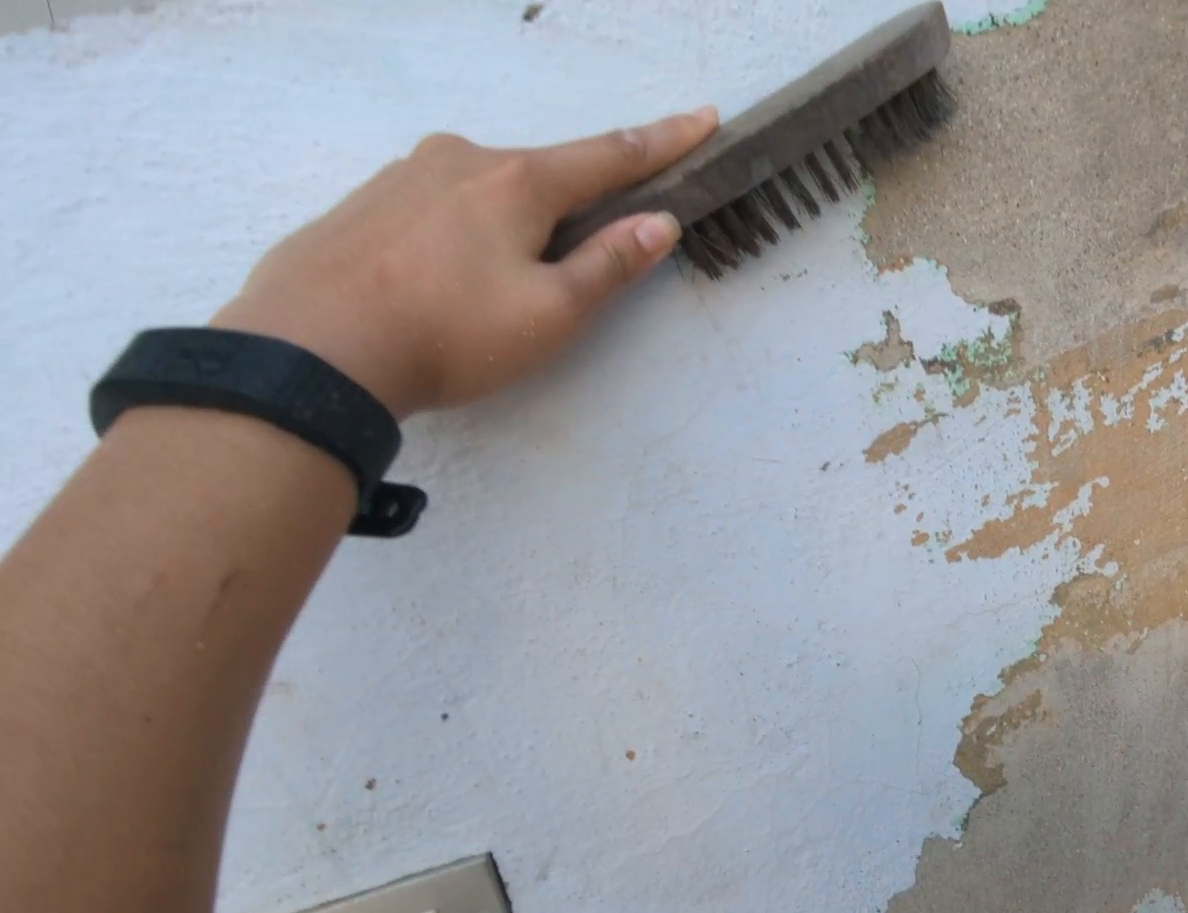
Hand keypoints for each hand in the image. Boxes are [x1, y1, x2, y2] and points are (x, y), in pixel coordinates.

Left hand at [211, 107, 719, 418]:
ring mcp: (407, 174)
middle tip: (592, 251)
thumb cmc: (453, 332)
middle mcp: (462, 157)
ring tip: (513, 282)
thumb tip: (660, 223)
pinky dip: (475, 227)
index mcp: (518, 181)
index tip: (705, 118)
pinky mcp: (370, 201)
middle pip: (548, 171)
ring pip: (493, 188)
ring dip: (524, 220)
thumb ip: (610, 263)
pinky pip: (447, 202)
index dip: (665, 141)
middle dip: (583, 199)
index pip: (611, 155)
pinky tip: (459, 274)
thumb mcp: (554, 311)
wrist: (313, 350)